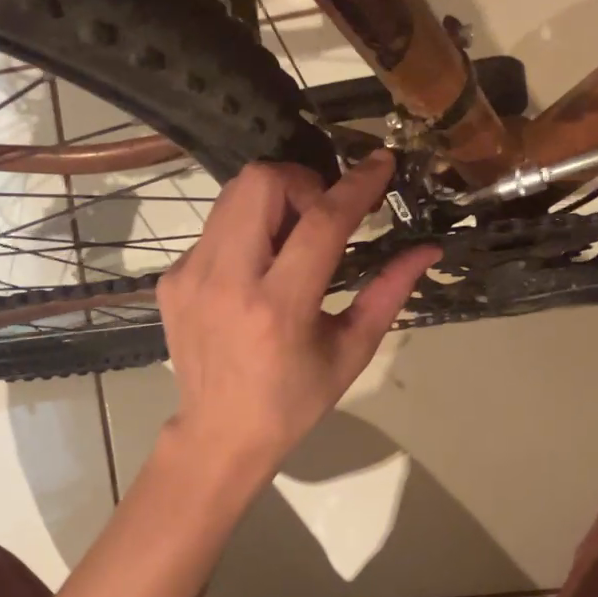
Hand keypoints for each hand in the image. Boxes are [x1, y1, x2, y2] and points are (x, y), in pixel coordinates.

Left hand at [157, 151, 438, 464]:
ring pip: (232, 195)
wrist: (220, 433)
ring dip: (273, 202)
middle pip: (260, 182)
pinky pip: (215, 228)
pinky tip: (258, 270)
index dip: (355, 185)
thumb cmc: (294, 401)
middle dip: (303, 182)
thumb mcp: (350, 353)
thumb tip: (426, 248)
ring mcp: (190, 276)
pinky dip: (245, 233)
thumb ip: (388, 294)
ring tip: (292, 240)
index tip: (380, 163)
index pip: (320, 222)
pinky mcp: (170, 279)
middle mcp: (226, 281)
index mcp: (278, 308)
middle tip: (322, 215)